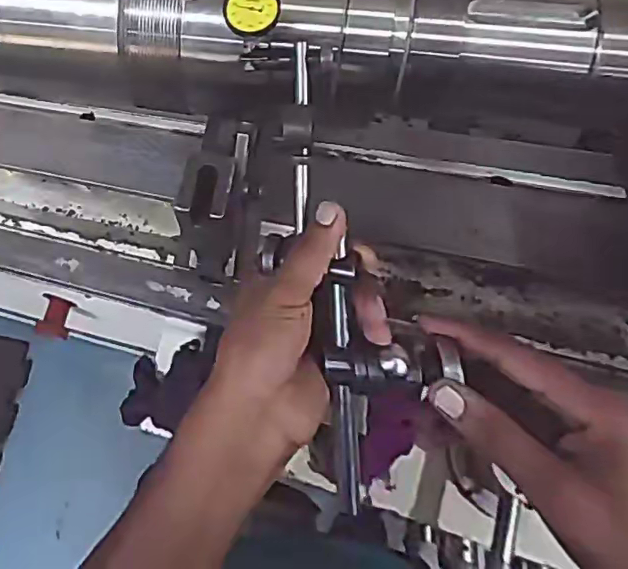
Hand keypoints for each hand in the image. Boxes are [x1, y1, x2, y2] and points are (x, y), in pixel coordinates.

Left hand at [195, 199, 349, 454]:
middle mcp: (297, 303)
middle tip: (366, 298)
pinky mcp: (335, 360)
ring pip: (356, 311)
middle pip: (342, 281)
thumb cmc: (253, 353)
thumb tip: (329, 214)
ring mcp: (316, 332)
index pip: (315, 250)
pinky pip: (363, 344)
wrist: (260, 414)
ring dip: (370, 317)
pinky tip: (375, 346)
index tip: (359, 255)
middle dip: (361, 288)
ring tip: (371, 328)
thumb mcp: (286, 292)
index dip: (339, 250)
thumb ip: (312, 253)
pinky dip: (373, 344)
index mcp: (277, 279)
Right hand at [418, 317, 627, 568]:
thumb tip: (448, 393)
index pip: (517, 355)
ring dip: (465, 404)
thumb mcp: (557, 491)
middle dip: (459, 372)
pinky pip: (513, 423)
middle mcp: (584, 406)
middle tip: (418, 368)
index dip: (467, 337)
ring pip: (506, 399)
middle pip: (508, 372)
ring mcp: (575, 426)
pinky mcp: (565, 447)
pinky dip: (481, 426)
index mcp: (593, 405)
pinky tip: (453, 434)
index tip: (429, 326)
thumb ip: (499, 438)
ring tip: (427, 413)